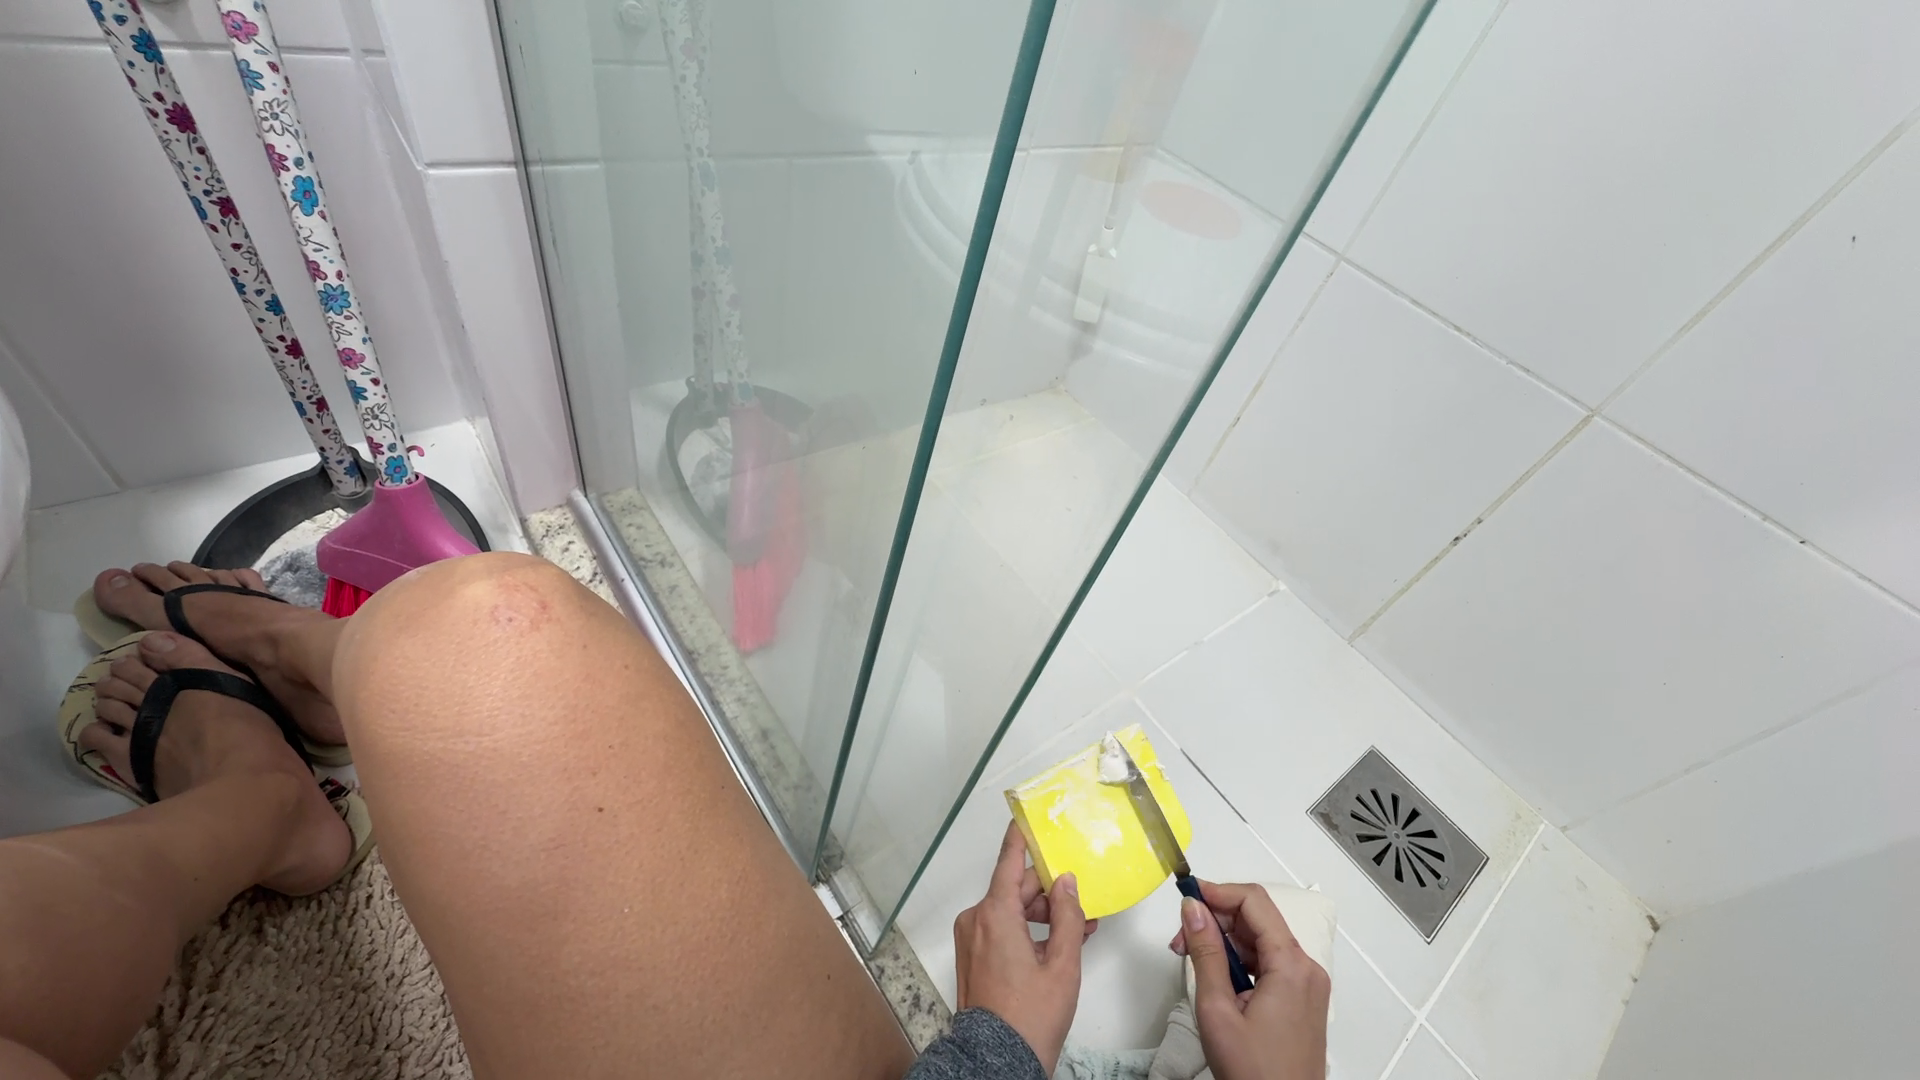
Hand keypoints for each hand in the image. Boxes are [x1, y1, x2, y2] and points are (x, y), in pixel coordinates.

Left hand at [952, 822, 1096, 1075]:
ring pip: (1010, 910)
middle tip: (1080, 894)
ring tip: (1078, 926)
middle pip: (1014, 888)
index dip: (1019, 838)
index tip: (1024, 815)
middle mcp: (976, 919)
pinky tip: (1055, 941)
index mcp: (994, 914)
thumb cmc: (1030, 1017)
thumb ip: (1066, 916)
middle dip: (1047, 890)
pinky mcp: (972, 956)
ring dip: (1041, 914)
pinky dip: (1026, 930)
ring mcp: (971, 938)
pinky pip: (1001, 929)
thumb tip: (1065, 882)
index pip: (1008, 862)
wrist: (996, 1064)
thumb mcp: (1061, 964)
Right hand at [1174, 881, 1329, 1079]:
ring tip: (1191, 959)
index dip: (1217, 892)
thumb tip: (1192, 906)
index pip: (1254, 902)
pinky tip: (1215, 976)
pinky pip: (1268, 962)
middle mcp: (1307, 968)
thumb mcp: (1218, 1009)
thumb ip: (1205, 951)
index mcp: (1292, 965)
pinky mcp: (1302, 1000)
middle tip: (1180, 941)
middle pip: (1257, 918)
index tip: (1185, 897)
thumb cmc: (1251, 1071)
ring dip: (1224, 940)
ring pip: (1261, 939)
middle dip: (1216, 919)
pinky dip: (1239, 960)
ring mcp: (1307, 985)